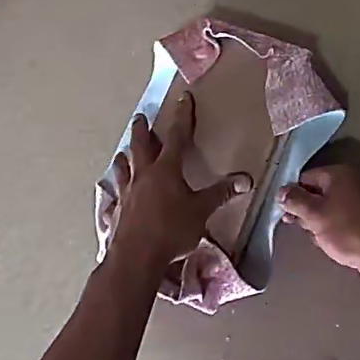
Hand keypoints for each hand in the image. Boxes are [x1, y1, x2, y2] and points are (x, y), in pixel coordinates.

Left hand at [95, 94, 249, 279]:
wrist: (135, 259)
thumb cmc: (171, 230)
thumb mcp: (202, 210)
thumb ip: (222, 193)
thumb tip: (246, 179)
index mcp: (166, 170)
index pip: (176, 137)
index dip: (182, 117)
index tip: (182, 99)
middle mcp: (143, 176)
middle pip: (141, 146)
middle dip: (143, 130)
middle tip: (140, 117)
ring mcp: (126, 194)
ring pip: (124, 169)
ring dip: (125, 158)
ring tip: (122, 153)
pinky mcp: (117, 213)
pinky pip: (116, 196)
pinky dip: (117, 190)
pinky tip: (114, 195)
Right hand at [278, 165, 359, 281]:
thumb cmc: (346, 231)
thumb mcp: (314, 214)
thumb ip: (295, 200)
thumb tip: (281, 191)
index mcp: (338, 174)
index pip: (304, 178)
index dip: (292, 195)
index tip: (284, 213)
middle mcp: (348, 182)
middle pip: (314, 192)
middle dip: (304, 211)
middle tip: (301, 226)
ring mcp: (354, 200)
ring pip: (323, 209)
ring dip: (315, 223)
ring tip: (319, 236)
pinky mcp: (358, 217)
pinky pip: (335, 219)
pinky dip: (328, 229)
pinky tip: (328, 241)